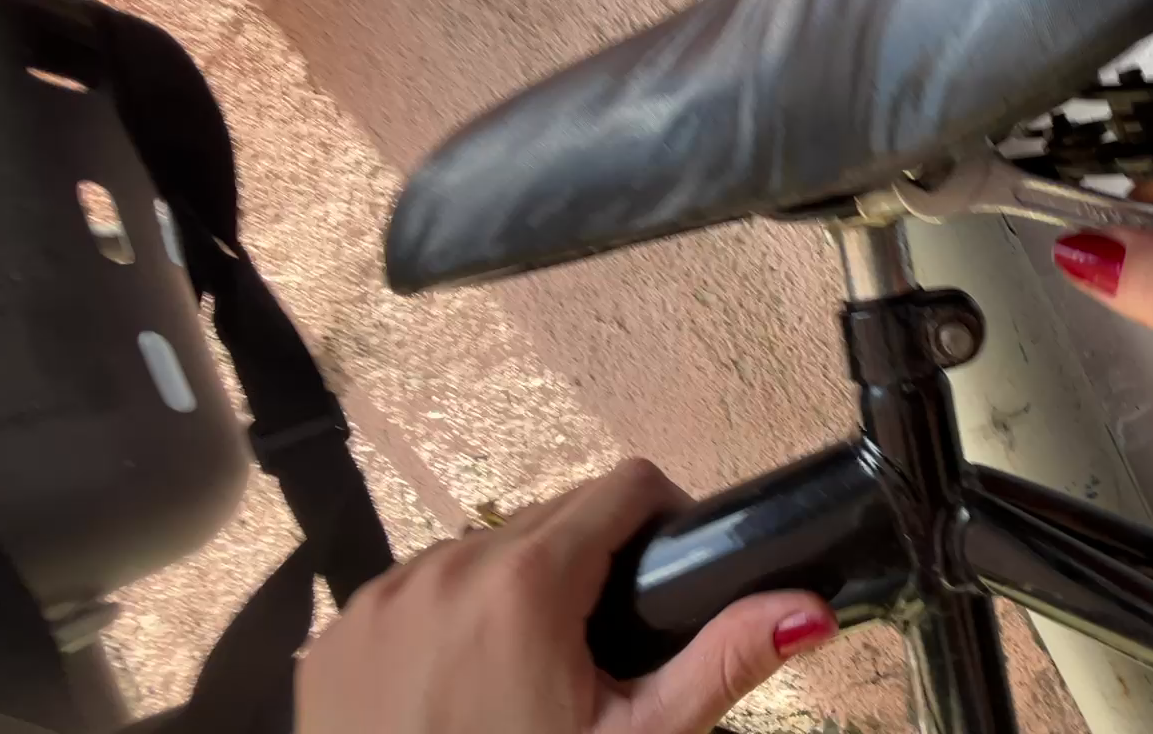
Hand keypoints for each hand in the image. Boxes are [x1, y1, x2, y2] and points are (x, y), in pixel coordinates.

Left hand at [297, 459, 836, 733]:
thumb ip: (724, 663)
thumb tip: (812, 608)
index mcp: (527, 579)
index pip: (628, 483)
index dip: (667, 512)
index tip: (672, 571)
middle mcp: (450, 561)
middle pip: (564, 511)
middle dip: (601, 553)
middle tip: (610, 638)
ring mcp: (385, 592)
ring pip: (499, 539)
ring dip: (536, 573)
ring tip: (544, 656)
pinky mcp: (339, 626)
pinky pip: (435, 575)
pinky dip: (470, 599)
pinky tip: (471, 669)